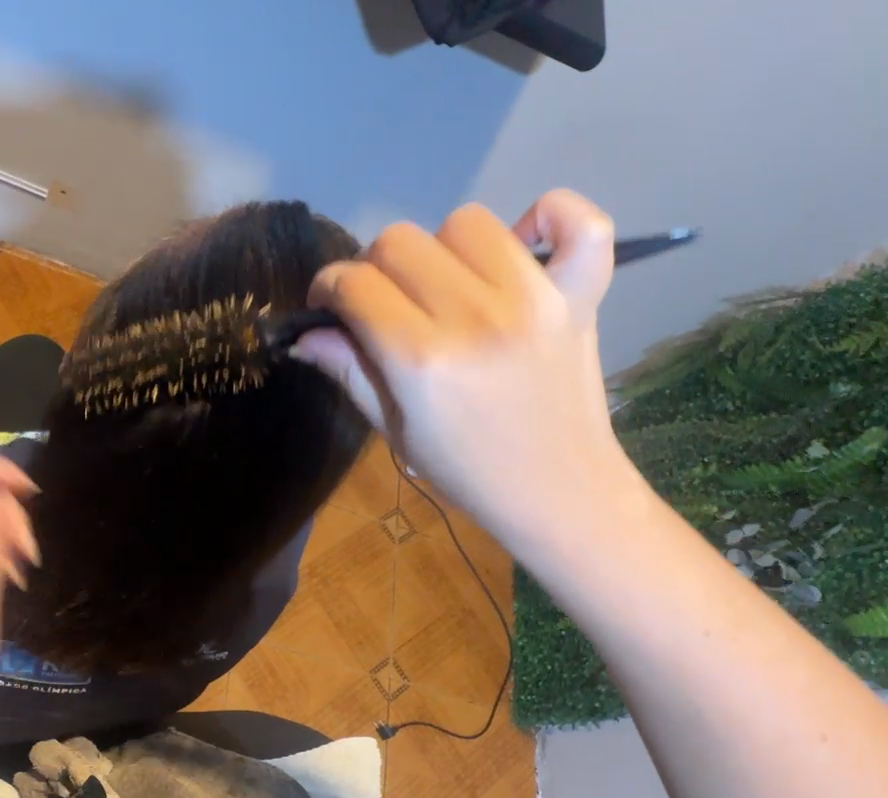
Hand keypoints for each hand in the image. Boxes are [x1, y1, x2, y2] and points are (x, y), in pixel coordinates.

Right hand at [291, 189, 637, 549]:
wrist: (556, 490)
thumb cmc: (463, 468)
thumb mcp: (392, 429)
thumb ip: (349, 372)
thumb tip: (305, 334)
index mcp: (421, 360)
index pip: (355, 284)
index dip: (328, 288)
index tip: (329, 306)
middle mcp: (474, 318)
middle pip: (401, 241)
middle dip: (374, 266)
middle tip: (382, 301)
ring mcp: (535, 300)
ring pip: (468, 223)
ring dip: (442, 248)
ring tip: (446, 285)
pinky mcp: (582, 295)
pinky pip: (579, 220)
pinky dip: (551, 216)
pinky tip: (524, 244)